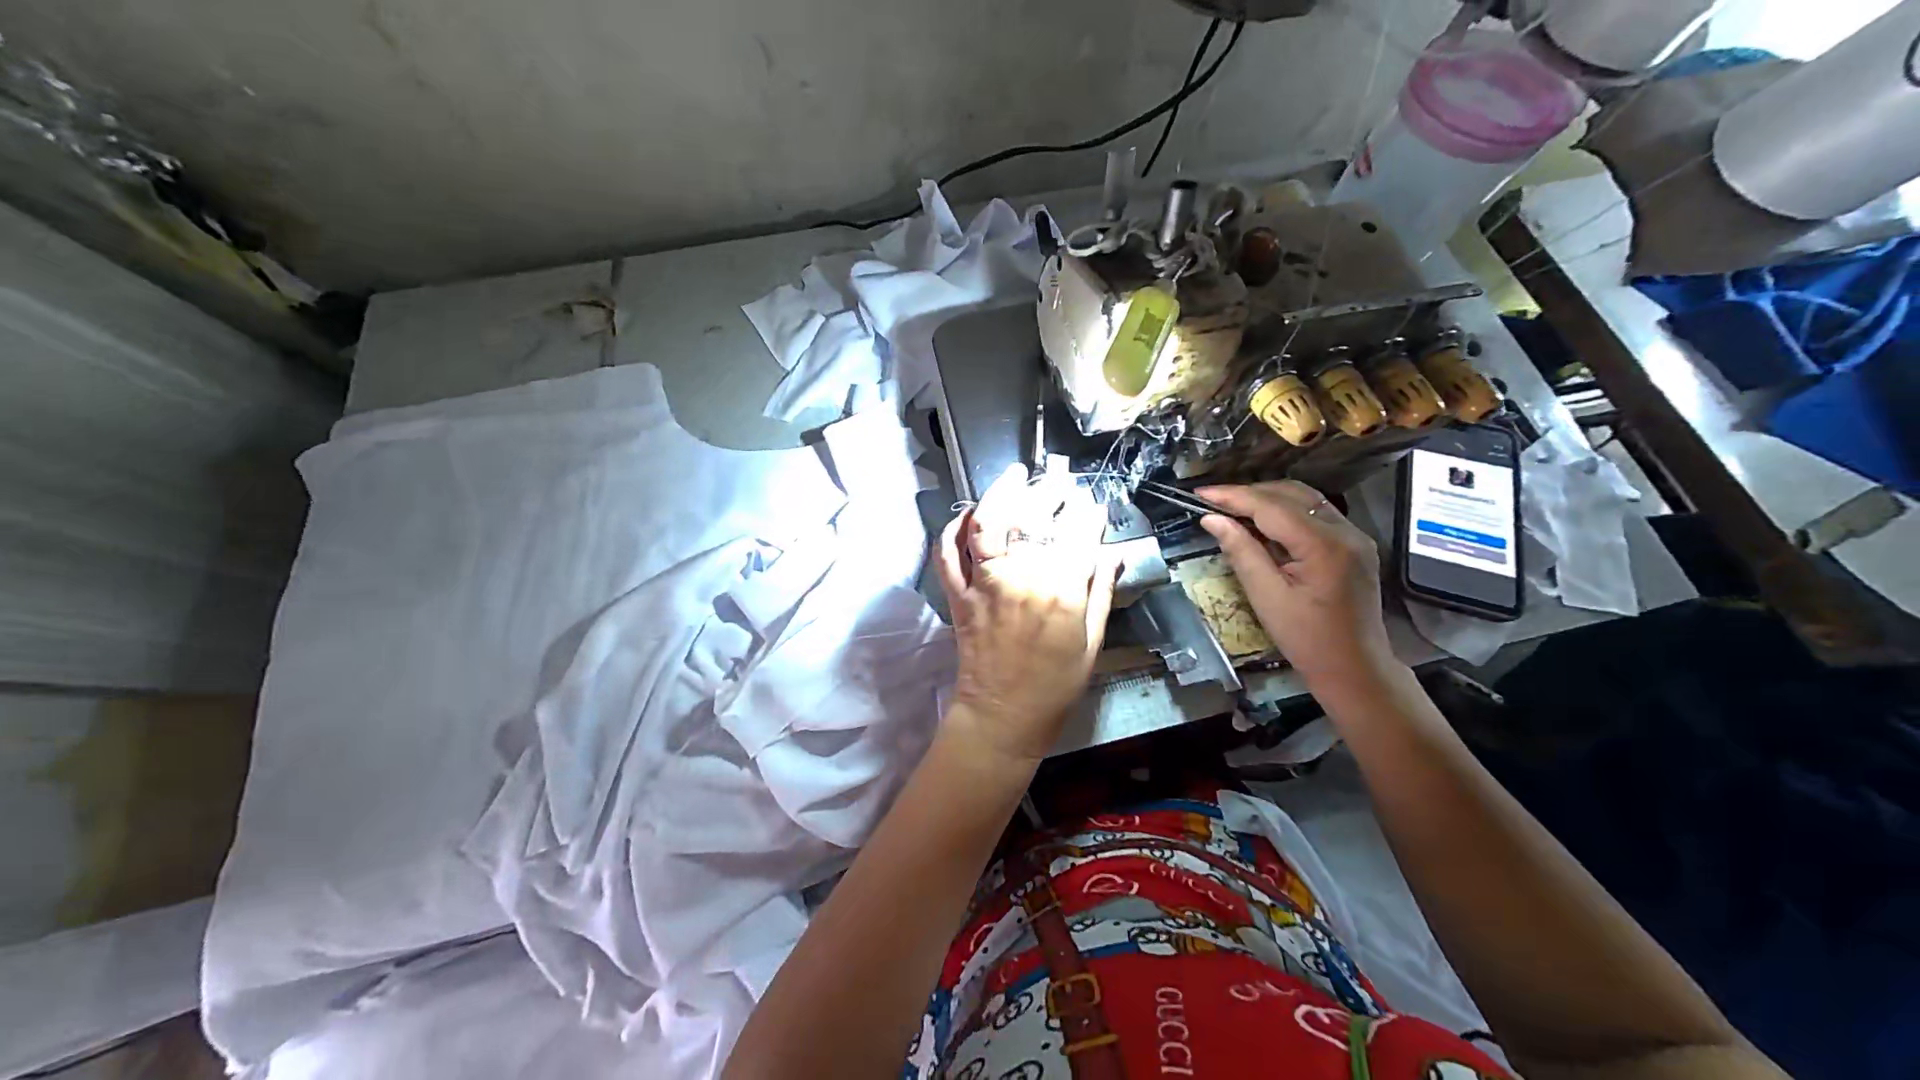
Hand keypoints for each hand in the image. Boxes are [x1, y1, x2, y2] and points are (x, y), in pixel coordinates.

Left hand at [936, 465, 1118, 765]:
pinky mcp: (957, 595)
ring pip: (987, 524)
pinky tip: (966, 513)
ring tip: (1015, 476)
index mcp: (1059, 590)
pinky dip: (953, 529)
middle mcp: (1019, 578)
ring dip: (1000, 494)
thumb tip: (1111, 552)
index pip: (1076, 534)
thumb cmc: (1055, 685)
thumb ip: (1100, 592)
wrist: (1002, 716)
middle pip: (1032, 519)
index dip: (1087, 513)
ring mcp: (983, 583)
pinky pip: (948, 555)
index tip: (1093, 504)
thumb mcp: (1092, 642)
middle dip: (1049, 492)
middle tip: (1060, 482)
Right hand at [1194, 481, 1399, 690]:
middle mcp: (1345, 531)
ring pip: (1305, 500)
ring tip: (1232, 509)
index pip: (1271, 506)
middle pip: (1291, 494)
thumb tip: (1212, 519)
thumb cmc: (1307, 639)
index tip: (1200, 494)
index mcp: (1323, 545)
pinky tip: (1262, 524)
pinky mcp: (1354, 544)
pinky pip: (1316, 514)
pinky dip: (1285, 512)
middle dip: (1249, 493)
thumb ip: (1241, 552)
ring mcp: (1354, 536)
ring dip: (1267, 499)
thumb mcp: (1266, 597)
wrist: (1355, 667)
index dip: (1233, 496)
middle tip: (1212, 502)